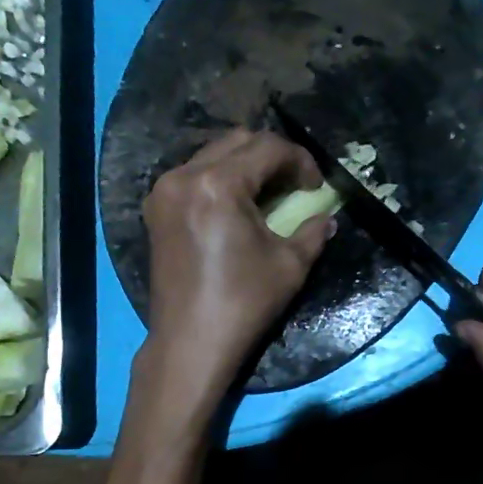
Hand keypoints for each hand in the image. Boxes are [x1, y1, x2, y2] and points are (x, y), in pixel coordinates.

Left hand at [142, 130, 334, 386]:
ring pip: (212, 155)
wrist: (190, 341)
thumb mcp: (289, 265)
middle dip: (271, 156)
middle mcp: (184, 176)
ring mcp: (164, 192)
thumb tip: (326, 218)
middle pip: (237, 141)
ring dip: (244, 165)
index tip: (316, 185)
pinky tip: (236, 206)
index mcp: (218, 184)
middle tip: (293, 184)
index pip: (267, 148)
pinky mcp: (156, 210)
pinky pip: (192, 176)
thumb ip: (312, 231)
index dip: (300, 160)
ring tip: (266, 194)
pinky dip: (218, 180)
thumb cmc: (243, 304)